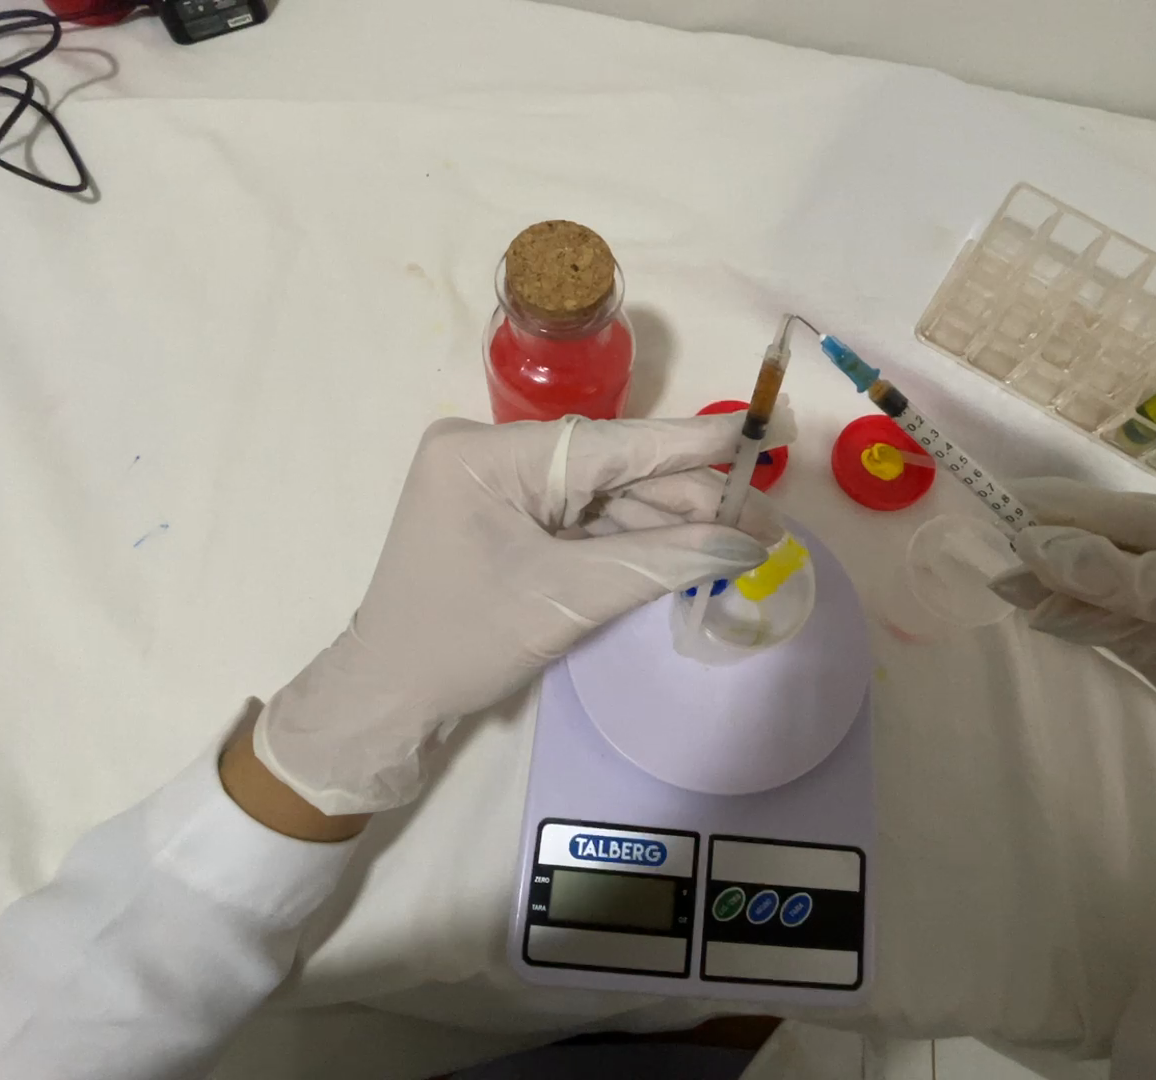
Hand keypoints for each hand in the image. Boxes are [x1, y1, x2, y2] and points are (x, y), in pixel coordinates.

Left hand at [254, 414, 784, 816]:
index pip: (610, 444)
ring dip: (669, 524)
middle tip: (763, 523)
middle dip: (688, 502)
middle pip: (613, 471)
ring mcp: (501, 482)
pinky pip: (585, 518)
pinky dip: (634, 539)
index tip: (761, 432)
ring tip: (741, 542)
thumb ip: (661, 562)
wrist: (392, 694)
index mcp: (487, 455)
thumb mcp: (567, 599)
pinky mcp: (510, 512)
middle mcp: (493, 453)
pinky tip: (689, 548)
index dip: (692, 443)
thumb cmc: (464, 645)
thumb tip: (747, 542)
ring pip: (606, 496)